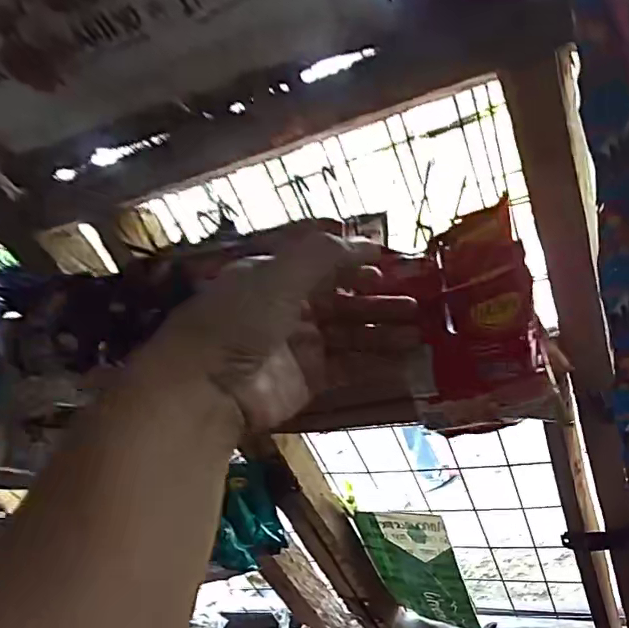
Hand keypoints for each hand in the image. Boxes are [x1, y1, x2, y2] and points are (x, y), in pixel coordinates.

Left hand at [127, 228, 420, 432]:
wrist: (209, 387)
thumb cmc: (238, 320)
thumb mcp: (279, 275)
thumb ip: (325, 256)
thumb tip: (369, 240)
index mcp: (277, 276)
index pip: (326, 265)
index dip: (359, 264)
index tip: (395, 266)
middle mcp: (292, 308)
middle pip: (345, 302)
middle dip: (380, 302)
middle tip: (417, 305)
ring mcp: (303, 346)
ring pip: (353, 335)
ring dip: (385, 333)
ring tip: (419, 333)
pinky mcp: (311, 380)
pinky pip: (351, 368)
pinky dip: (377, 364)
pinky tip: (404, 361)